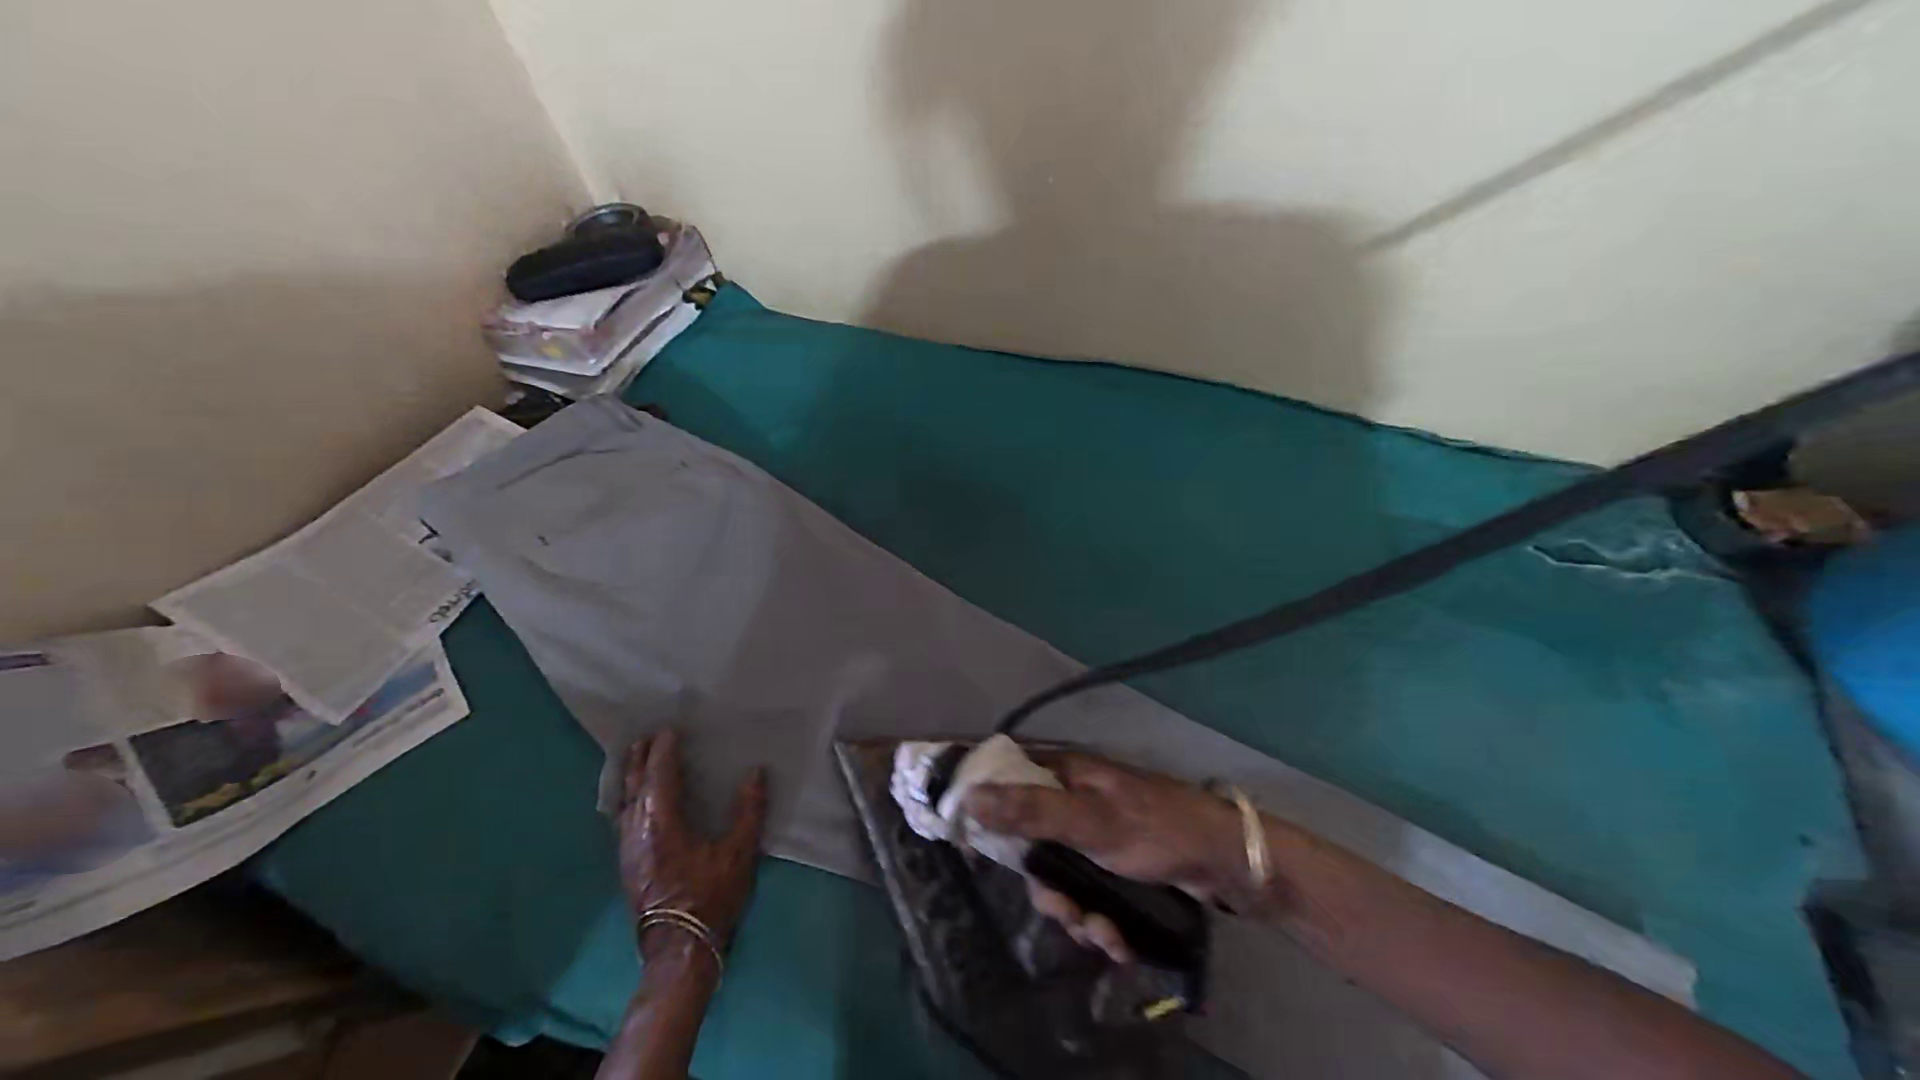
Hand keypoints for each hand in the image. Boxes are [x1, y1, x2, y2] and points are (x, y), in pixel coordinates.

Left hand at [615, 730, 767, 962]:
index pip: (660, 775)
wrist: (678, 950)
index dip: (664, 751)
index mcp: (663, 822)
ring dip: (632, 777)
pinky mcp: (627, 864)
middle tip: (648, 736)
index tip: (670, 729)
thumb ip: (749, 811)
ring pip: (624, 803)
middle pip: (635, 785)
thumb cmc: (710, 897)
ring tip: (637, 759)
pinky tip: (633, 802)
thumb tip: (756, 774)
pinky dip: (628, 799)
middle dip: (641, 758)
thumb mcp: (739, 853)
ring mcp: (627, 850)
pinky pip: (622, 819)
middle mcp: (638, 831)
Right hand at [965, 753, 1254, 960]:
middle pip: (1028, 843)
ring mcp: (1091, 834)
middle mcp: (1070, 800)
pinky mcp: (1110, 865)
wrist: (1226, 861)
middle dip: (1047, 890)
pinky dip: (1097, 921)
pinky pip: (1085, 894)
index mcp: (1062, 774)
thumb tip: (968, 796)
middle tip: (1066, 912)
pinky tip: (1118, 941)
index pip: (1004, 780)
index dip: (982, 809)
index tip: (967, 845)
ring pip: (1057, 877)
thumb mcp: (1091, 821)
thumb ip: (1030, 811)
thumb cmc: (1156, 829)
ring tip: (1105, 935)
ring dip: (1076, 915)